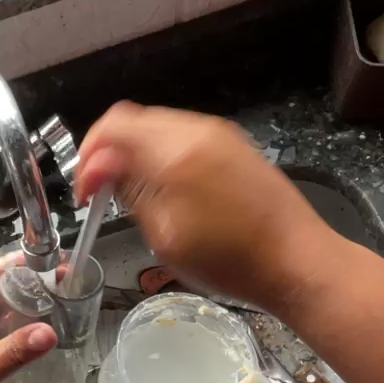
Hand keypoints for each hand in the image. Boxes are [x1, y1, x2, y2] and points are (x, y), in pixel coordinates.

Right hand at [75, 103, 347, 309]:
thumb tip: (101, 168)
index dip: (88, 157)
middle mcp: (197, 131)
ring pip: (156, 128)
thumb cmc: (228, 260)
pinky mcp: (233, 146)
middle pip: (132, 122)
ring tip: (131, 197)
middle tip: (102, 196)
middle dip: (108, 155)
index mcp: (175, 152)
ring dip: (134, 155)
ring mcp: (219, 134)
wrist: (297, 260)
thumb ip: (129, 192)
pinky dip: (160, 157)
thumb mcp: (163, 235)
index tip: (86, 194)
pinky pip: (182, 138)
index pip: (112, 127)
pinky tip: (164, 191)